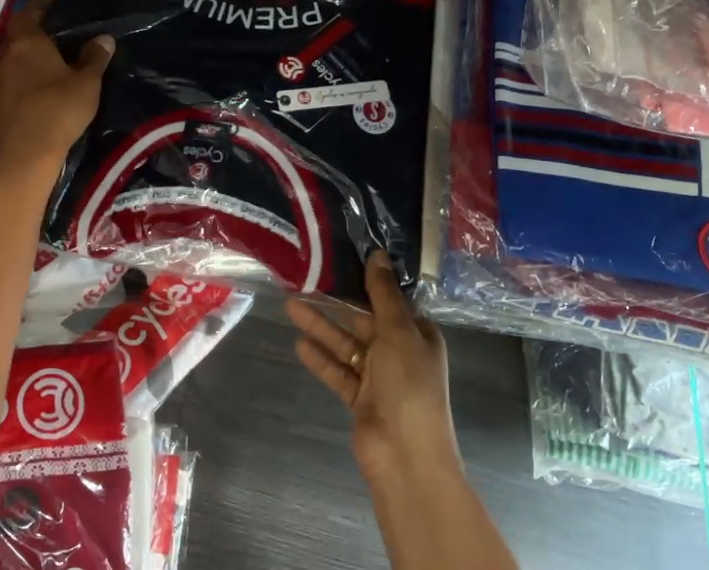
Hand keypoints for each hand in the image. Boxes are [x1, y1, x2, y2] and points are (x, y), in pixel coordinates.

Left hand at [0, 15, 113, 173]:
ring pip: (12, 63)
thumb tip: (104, 39)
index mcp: (27, 43)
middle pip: (16, 39)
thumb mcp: (87, 82)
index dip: (37, 13)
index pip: (25, 15)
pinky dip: (21, 86)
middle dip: (33, 41)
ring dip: (26, 65)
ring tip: (49, 73)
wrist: (26, 153)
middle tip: (57, 47)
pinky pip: (9, 85)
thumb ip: (95, 58)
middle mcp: (6, 56)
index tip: (54, 17)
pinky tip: (38, 97)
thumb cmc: (59, 109)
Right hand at [287, 251, 458, 481]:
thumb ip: (383, 294)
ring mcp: (379, 378)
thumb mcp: (398, 332)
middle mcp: (400, 353)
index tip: (343, 257)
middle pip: (365, 320)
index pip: (392, 300)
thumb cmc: (408, 385)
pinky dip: (321, 358)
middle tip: (306, 279)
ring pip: (346, 345)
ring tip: (290, 305)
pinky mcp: (360, 399)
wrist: (405, 454)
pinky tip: (299, 343)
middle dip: (337, 302)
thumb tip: (378, 254)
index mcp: (419, 335)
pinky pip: (338, 371)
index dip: (369, 281)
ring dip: (321, 327)